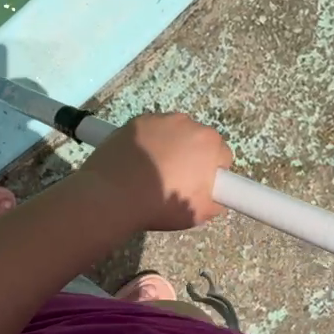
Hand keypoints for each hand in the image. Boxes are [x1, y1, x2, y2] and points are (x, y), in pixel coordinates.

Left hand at [78, 113, 233, 230]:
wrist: (112, 196)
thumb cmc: (160, 204)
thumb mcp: (198, 213)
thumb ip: (214, 202)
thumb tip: (214, 198)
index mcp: (209, 142)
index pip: (220, 156)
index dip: (211, 174)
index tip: (196, 186)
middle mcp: (186, 123)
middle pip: (196, 141)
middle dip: (189, 157)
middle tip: (172, 180)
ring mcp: (157, 119)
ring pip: (171, 134)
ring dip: (167, 147)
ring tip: (149, 171)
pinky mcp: (132, 122)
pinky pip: (147, 132)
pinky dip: (145, 143)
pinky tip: (134, 162)